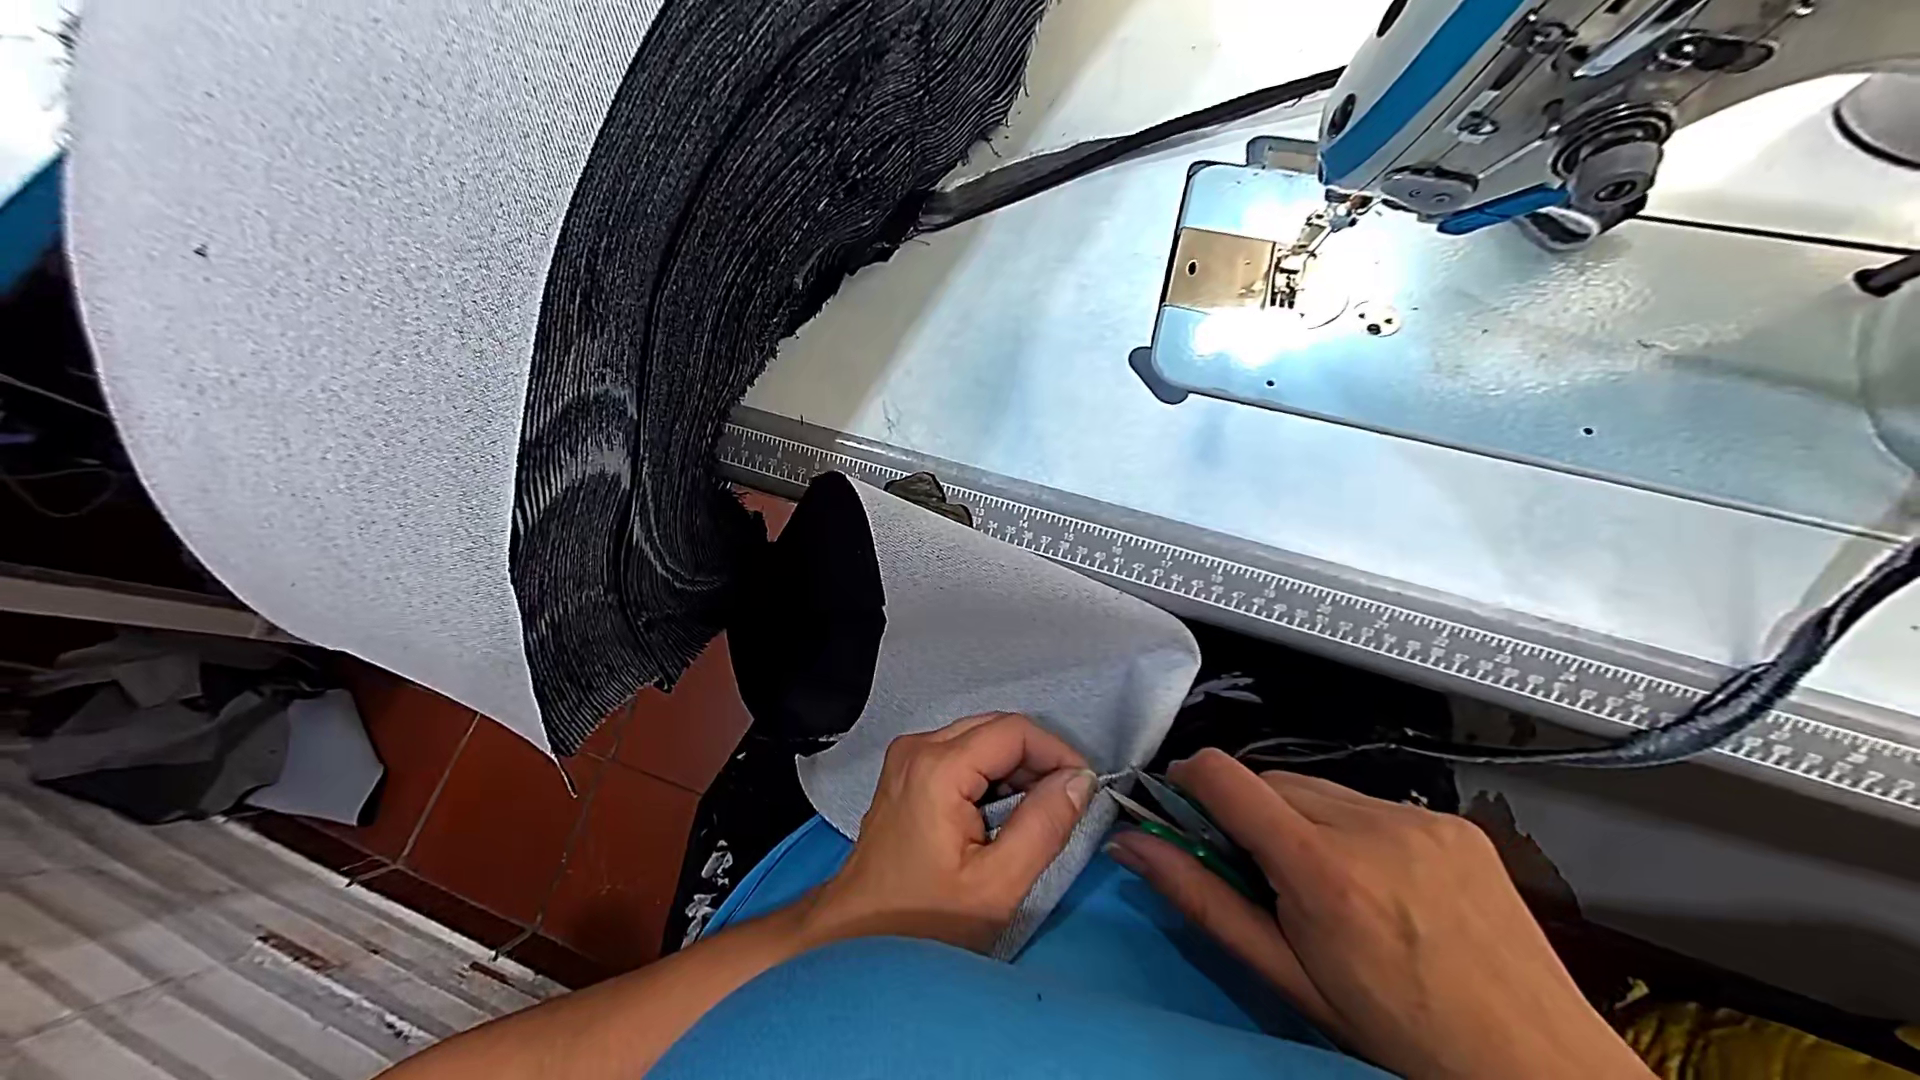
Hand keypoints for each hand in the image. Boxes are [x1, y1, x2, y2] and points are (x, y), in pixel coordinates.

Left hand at [801, 712, 1095, 952]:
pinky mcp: (907, 770)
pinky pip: (962, 752)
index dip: (1058, 753)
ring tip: (1034, 816)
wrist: (853, 936)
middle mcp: (918, 747)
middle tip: (1063, 805)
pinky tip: (1001, 815)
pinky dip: (991, 775)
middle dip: (1038, 761)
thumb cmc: (921, 922)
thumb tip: (1079, 781)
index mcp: (937, 767)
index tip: (1084, 789)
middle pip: (997, 728)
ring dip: (1016, 769)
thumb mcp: (997, 885)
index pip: (1015, 731)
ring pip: (982, 738)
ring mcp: (908, 756)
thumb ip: (1044, 826)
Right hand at [1106, 750, 1653, 1079]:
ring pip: (1316, 787)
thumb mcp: (1287, 977)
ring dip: (1301, 818)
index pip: (1223, 776)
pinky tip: (1380, 879)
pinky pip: (1368, 800)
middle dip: (1250, 814)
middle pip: (1268, 780)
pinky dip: (1352, 826)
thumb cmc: (1398, 1036)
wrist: (1543, 1071)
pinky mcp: (1455, 821)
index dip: (1189, 781)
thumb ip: (1201, 900)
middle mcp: (1370, 826)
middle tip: (1266, 873)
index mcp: (1322, 871)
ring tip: (1329, 881)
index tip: (1184, 809)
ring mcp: (1419, 818)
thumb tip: (1131, 844)